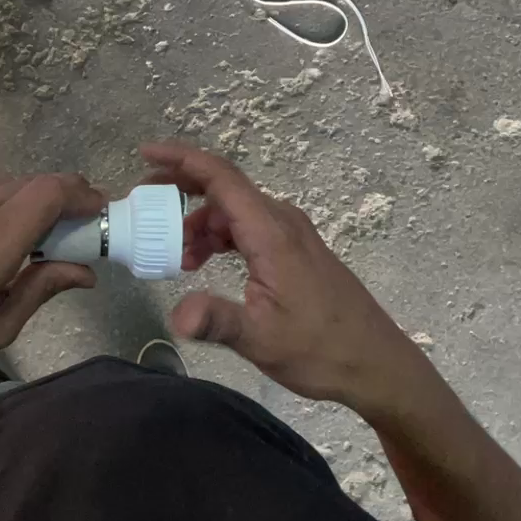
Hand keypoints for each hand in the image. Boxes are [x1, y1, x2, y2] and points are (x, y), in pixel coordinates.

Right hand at [142, 143, 434, 413]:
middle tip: (143, 200)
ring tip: (174, 254)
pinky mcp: (294, 251)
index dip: (181, 159)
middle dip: (180, 187)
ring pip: (234, 209)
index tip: (145, 154)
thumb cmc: (321, 350)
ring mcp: (291, 235)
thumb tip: (175, 318)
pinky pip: (247, 227)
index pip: (221, 178)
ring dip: (199, 222)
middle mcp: (281, 222)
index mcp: (271, 233)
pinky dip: (218, 236)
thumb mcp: (262, 339)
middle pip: (225, 187)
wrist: (377, 366)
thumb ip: (216, 321)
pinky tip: (204, 263)